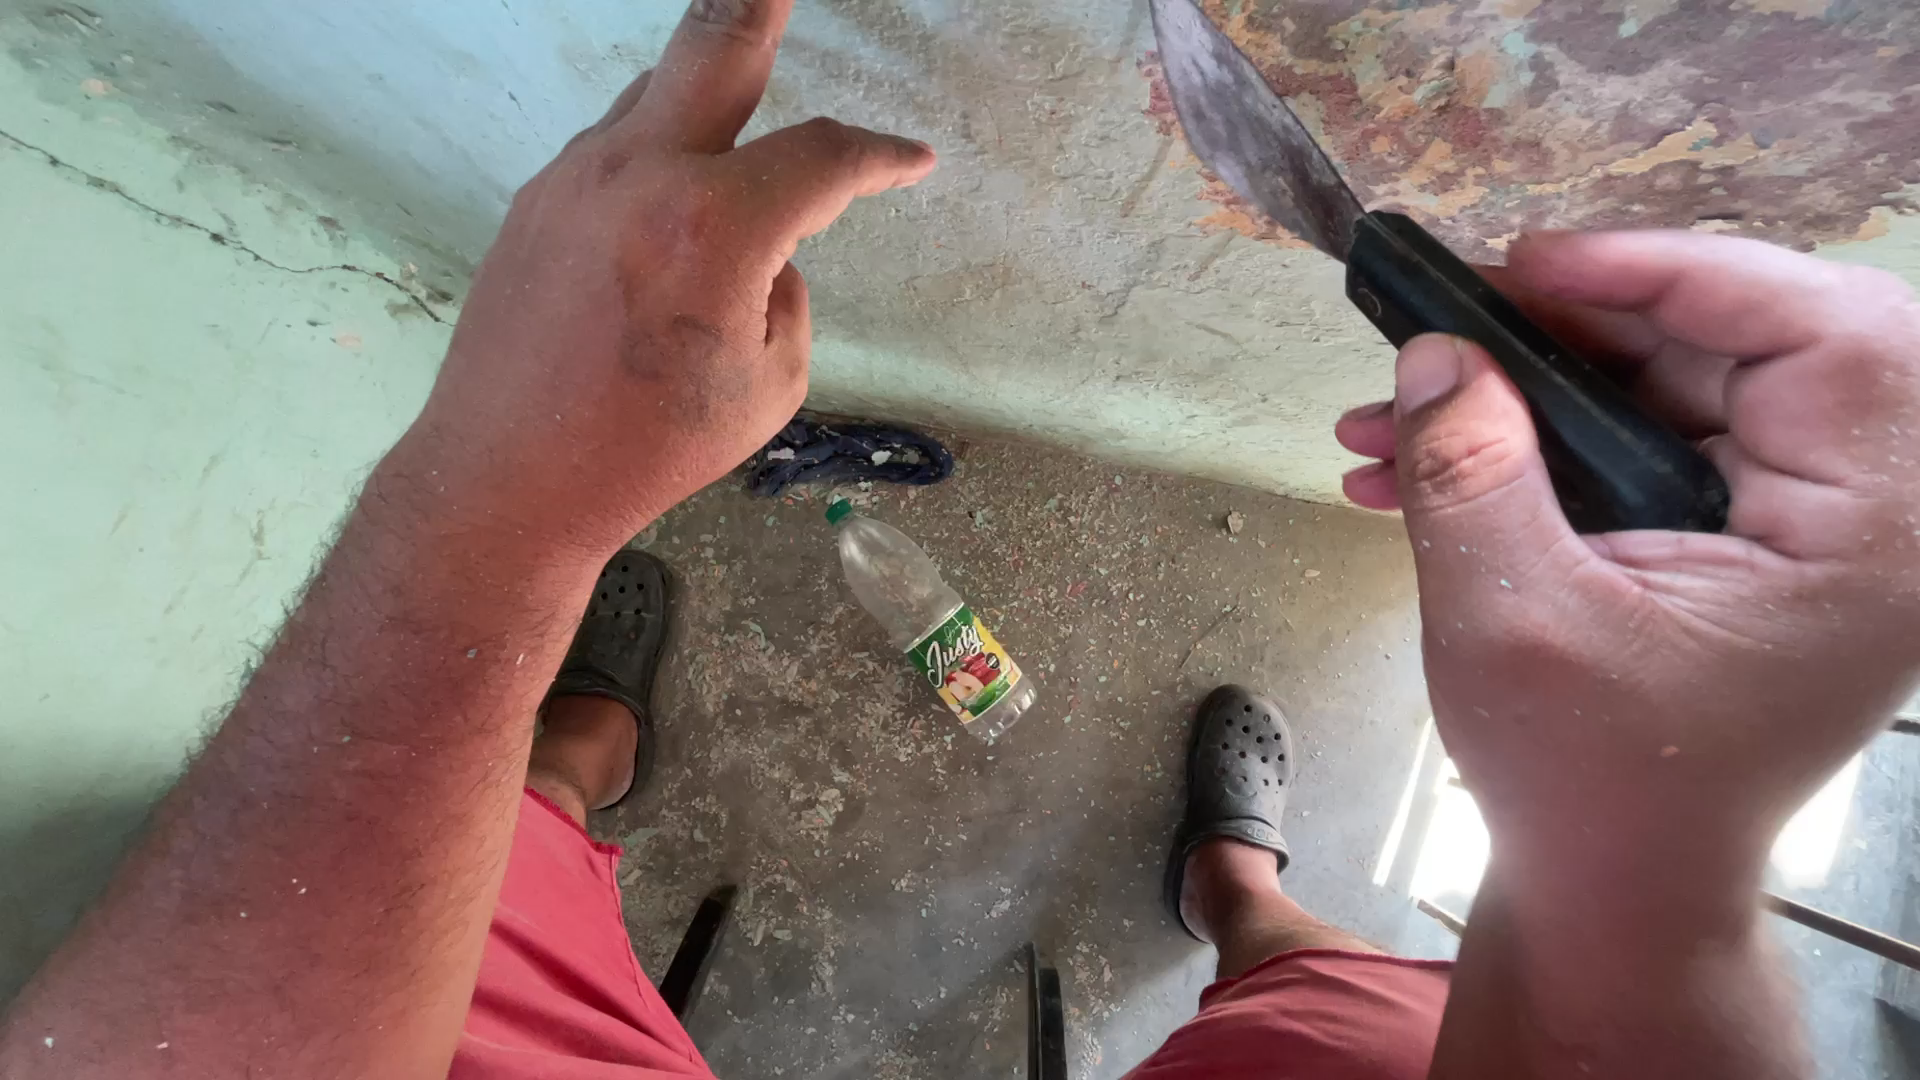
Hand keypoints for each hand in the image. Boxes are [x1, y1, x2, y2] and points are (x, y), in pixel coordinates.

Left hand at [399, 0, 935, 551]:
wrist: (514, 473)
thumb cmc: (657, 445)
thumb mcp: (771, 383)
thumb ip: (786, 298)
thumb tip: (768, 257)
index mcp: (716, 225)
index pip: (822, 161)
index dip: (882, 160)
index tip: (916, 162)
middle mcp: (640, 172)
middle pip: (714, 48)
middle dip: (761, 6)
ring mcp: (575, 177)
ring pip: (658, 95)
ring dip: (709, 89)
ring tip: (739, 98)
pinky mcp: (537, 202)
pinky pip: (619, 147)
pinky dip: (663, 149)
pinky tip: (673, 191)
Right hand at [1334, 231, 1919, 889]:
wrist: (1601, 863)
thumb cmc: (1575, 766)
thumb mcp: (1505, 616)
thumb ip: (1469, 476)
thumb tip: (1435, 356)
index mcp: (1865, 529)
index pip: (1818, 331)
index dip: (1671, 272)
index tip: (1525, 266)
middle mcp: (1845, 510)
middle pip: (1711, 355)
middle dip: (1551, 341)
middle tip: (1437, 342)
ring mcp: (1766, 525)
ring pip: (1637, 403)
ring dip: (1501, 402)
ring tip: (1380, 421)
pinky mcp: (1697, 541)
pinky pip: (1601, 458)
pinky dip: (1502, 453)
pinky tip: (1397, 471)